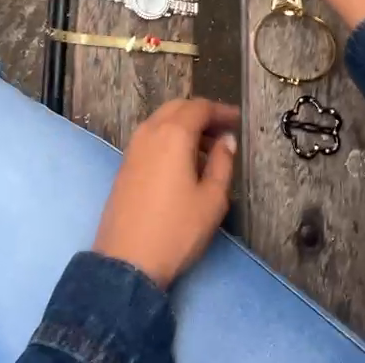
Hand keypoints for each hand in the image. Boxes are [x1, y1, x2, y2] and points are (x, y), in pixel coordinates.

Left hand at [92, 99, 238, 287]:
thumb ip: (222, 163)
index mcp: (173, 134)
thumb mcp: (212, 199)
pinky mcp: (126, 161)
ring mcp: (134, 145)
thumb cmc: (177, 229)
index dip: (220, 110)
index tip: (237, 119)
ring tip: (207, 148)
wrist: (127, 257)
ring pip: (162, 120)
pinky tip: (183, 160)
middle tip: (224, 131)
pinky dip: (169, 136)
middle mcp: (150, 131)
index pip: (199, 108)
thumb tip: (226, 140)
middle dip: (201, 114)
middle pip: (178, 108)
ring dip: (184, 124)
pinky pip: (151, 135)